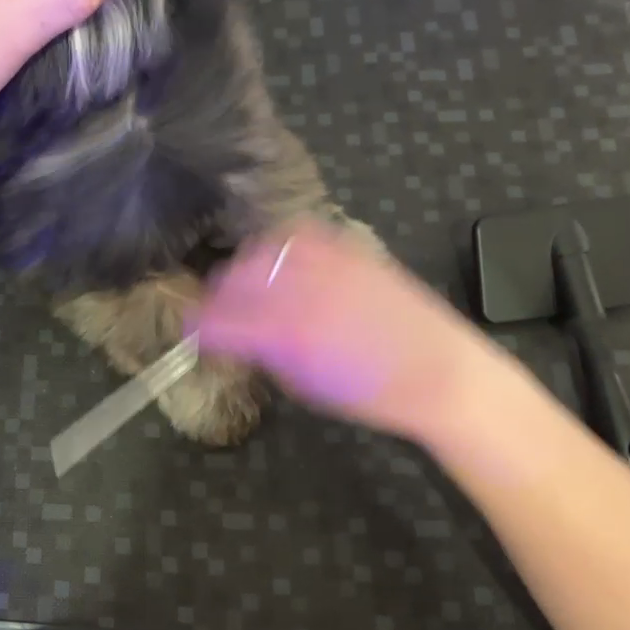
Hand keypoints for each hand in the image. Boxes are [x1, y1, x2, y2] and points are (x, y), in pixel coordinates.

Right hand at [191, 221, 502, 442]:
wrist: (439, 374)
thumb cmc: (369, 395)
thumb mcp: (303, 385)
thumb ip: (265, 354)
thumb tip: (237, 338)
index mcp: (283, 334)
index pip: (220, 320)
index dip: (197, 324)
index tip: (190, 330)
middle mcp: (300, 292)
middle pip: (236, 278)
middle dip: (218, 295)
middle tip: (218, 312)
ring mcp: (327, 266)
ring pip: (264, 252)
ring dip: (247, 268)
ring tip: (249, 286)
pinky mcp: (352, 252)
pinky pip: (302, 234)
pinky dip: (281, 245)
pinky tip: (284, 262)